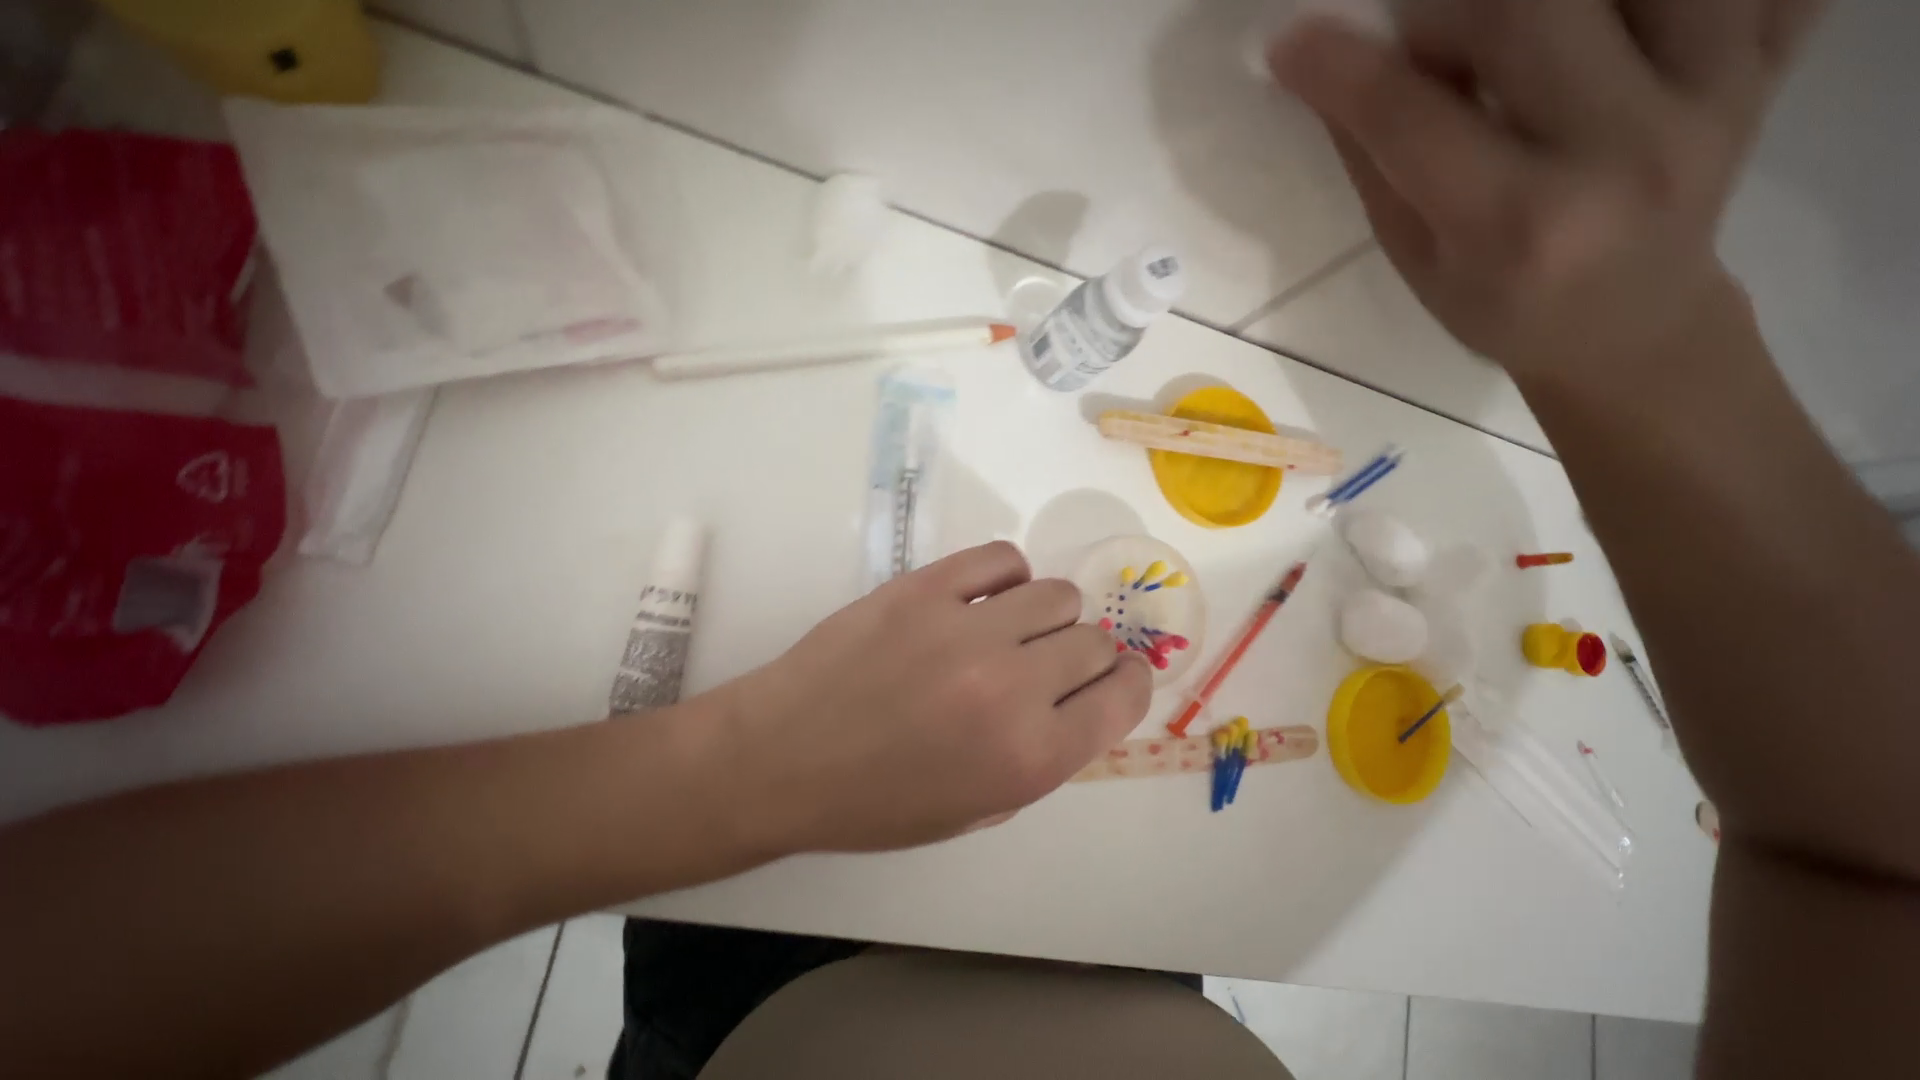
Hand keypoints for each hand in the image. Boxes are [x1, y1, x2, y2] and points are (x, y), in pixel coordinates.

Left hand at [712, 542, 1152, 853]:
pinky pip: (1000, 558)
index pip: (1126, 696)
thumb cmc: (877, 803)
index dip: (1127, 685)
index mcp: (1030, 757)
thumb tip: (1077, 702)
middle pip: (1095, 642)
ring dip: (1050, 614)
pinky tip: (986, 598)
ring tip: (1014, 630)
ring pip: (1057, 594)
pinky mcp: (923, 588)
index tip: (1111, 681)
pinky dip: (1007, 576)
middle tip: (1049, 665)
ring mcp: (965, 629)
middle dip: (1085, 657)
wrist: (781, 759)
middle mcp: (1011, 687)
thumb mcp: (978, 809)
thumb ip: (1042, 757)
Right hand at [1270, 0, 1826, 378]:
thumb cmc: (1502, 306)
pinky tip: (1601, 29)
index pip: (1411, 118)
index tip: (1293, 42)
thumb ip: (1376, 160)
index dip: (1340, 68)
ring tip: (1509, 33)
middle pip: (1527, 8)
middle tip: (1416, 32)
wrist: (1632, 327)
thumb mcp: (1415, 258)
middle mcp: (1623, 152)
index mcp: (1516, 225)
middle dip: (1443, 6)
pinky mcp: (1764, 62)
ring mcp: (1716, 96)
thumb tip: (1330, 66)